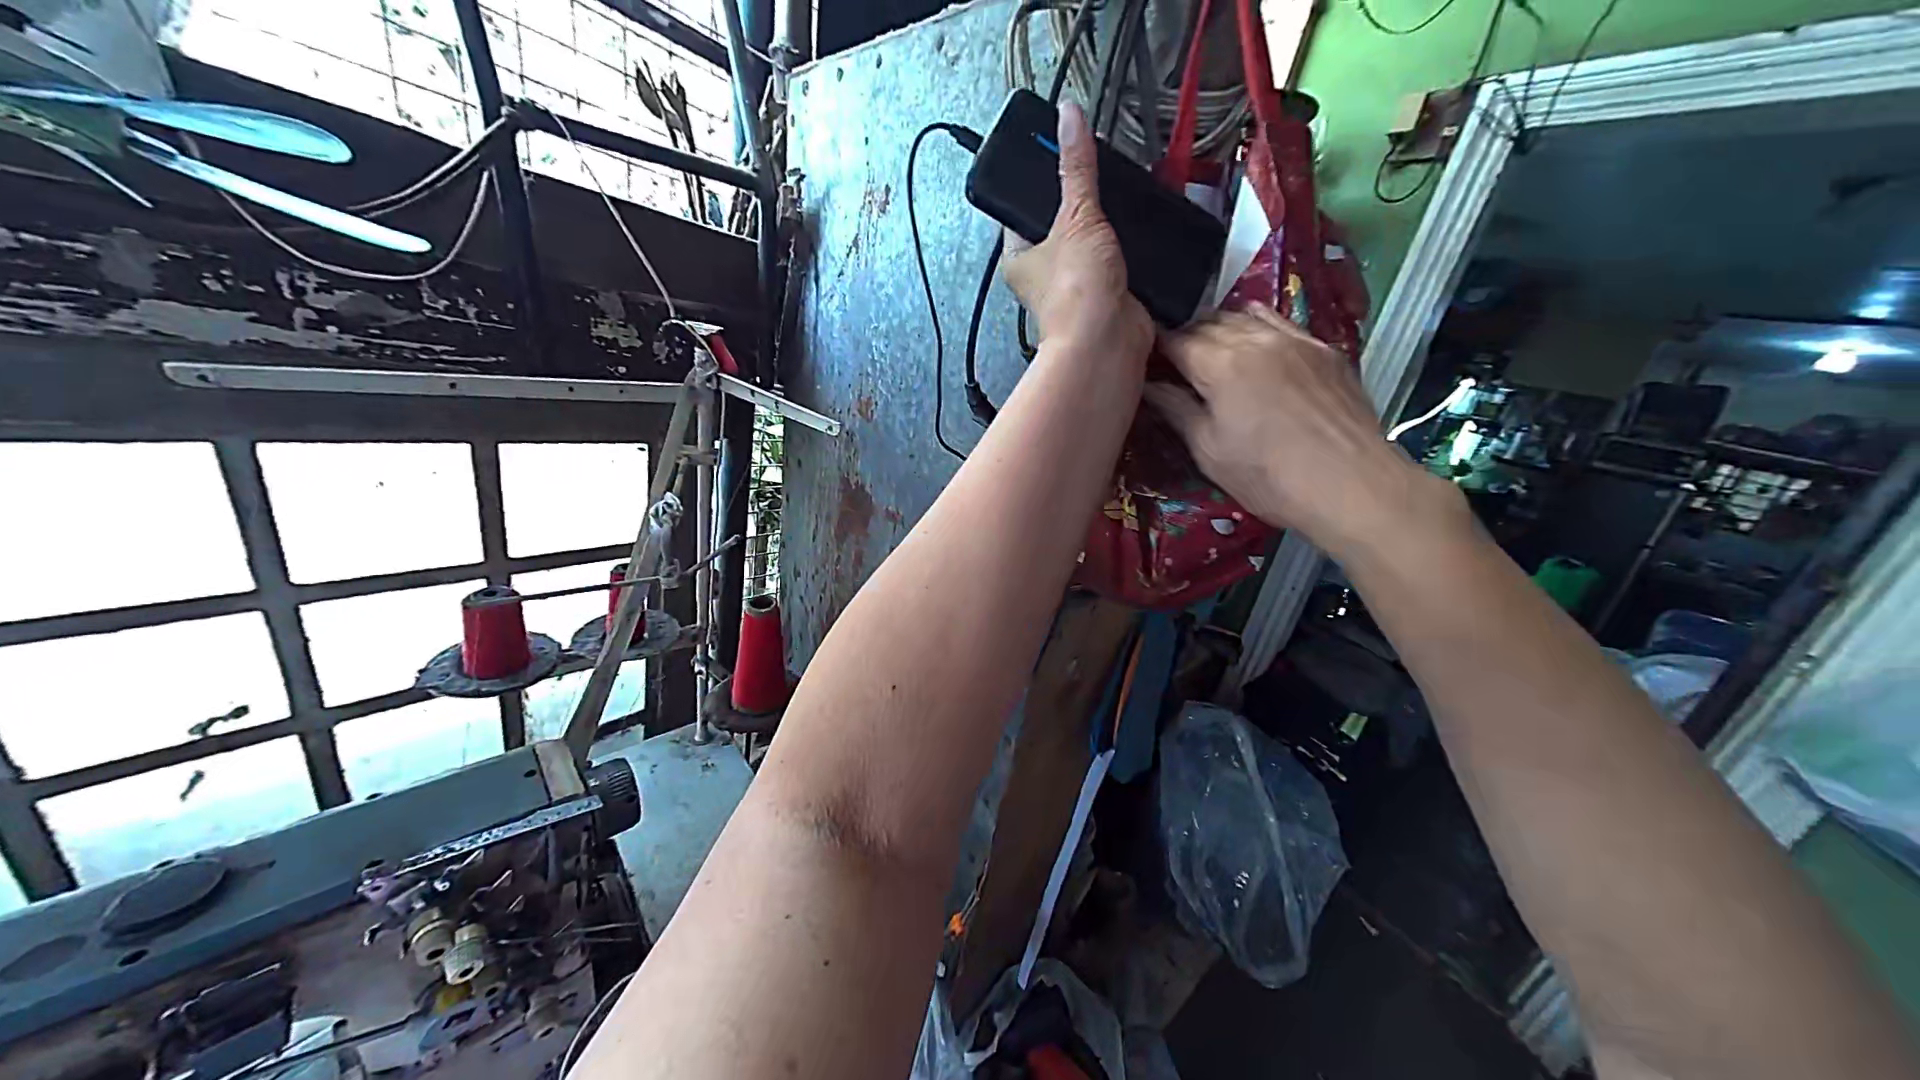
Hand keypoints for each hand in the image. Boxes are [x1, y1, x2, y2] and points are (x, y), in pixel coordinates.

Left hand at [1001, 103, 1151, 361]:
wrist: (1108, 341)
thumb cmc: (1075, 295)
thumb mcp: (1076, 216)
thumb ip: (1076, 167)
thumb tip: (1067, 119)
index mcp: (1019, 255)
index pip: (1021, 208)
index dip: (1038, 181)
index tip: (1056, 154)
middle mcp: (1044, 271)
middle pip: (1061, 222)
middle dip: (1081, 202)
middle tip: (1096, 178)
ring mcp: (1077, 282)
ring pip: (1091, 239)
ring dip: (1108, 225)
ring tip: (1119, 204)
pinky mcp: (1107, 291)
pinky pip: (1117, 258)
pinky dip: (1129, 245)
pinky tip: (1138, 232)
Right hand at [1146, 303, 1463, 560]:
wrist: (1351, 485)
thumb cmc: (1267, 477)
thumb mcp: (1208, 450)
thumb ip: (1176, 410)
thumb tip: (1149, 385)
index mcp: (1220, 363)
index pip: (1176, 340)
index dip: (1157, 350)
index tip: (1146, 364)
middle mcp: (1256, 338)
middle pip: (1210, 321)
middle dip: (1187, 337)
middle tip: (1176, 365)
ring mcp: (1295, 339)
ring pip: (1247, 315)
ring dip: (1223, 328)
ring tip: (1214, 355)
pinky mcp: (1324, 349)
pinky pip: (1282, 324)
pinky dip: (1259, 330)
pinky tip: (1257, 353)